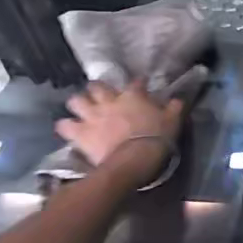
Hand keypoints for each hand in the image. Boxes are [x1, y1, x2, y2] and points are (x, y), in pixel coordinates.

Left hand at [55, 81, 184, 180]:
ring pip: (76, 100)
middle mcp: (109, 100)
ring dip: (78, 103)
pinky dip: (65, 126)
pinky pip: (65, 126)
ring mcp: (92, 115)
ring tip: (80, 109)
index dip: (138, 83)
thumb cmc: (156, 140)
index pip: (136, 83)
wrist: (134, 160)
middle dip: (97, 89)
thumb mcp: (172, 122)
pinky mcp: (81, 132)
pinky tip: (67, 128)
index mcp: (133, 96)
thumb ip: (174, 108)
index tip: (140, 85)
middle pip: (97, 87)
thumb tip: (178, 99)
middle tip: (100, 96)